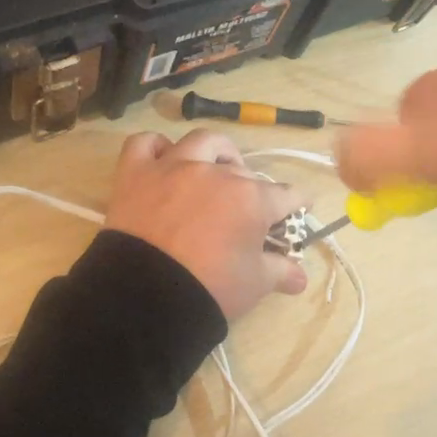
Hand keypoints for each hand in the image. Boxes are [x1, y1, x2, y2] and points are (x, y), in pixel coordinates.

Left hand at [107, 130, 309, 319]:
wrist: (146, 294)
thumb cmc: (210, 288)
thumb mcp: (254, 284)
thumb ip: (280, 272)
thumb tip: (301, 277)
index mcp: (250, 199)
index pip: (286, 194)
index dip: (297, 202)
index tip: (299, 208)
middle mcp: (214, 173)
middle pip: (243, 171)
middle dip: (250, 187)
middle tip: (246, 208)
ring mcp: (173, 167)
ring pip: (201, 142)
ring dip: (214, 152)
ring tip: (214, 167)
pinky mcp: (136, 173)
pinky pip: (145, 143)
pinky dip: (155, 148)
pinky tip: (162, 160)